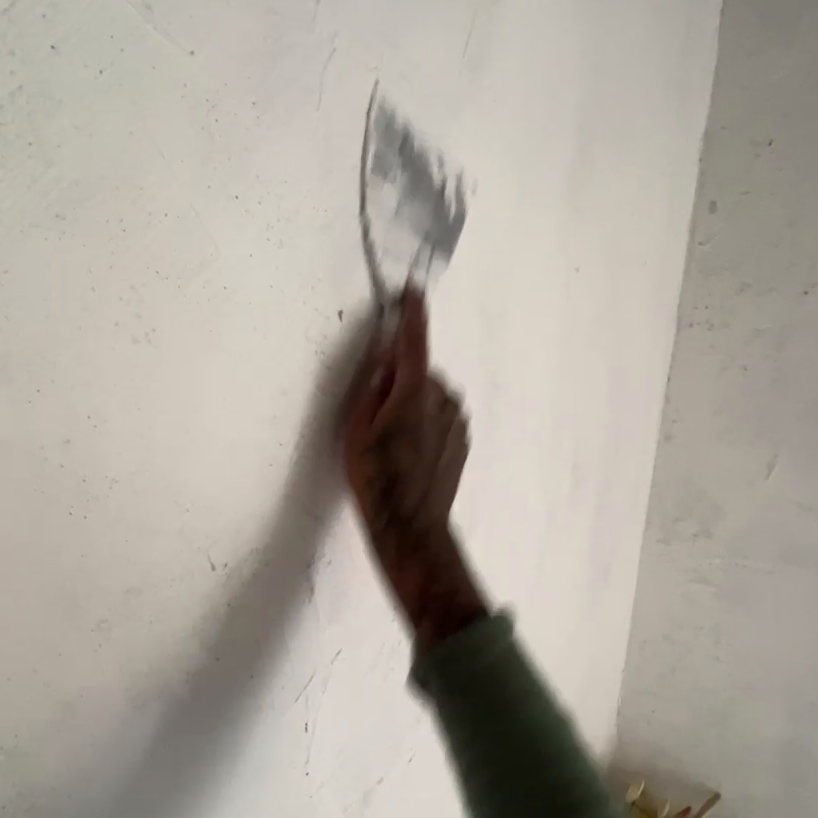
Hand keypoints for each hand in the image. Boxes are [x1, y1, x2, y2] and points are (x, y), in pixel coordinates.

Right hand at [343, 289, 488, 650]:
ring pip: (430, 397)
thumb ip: (371, 386)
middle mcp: (444, 398)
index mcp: (415, 391)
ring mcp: (457, 420)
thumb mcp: (356, 429)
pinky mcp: (462, 440)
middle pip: (419, 373)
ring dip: (413, 405)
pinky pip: (440, 417)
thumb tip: (383, 359)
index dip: (411, 313)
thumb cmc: (376, 479)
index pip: (414, 340)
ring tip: (391, 443)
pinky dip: (425, 423)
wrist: (411, 525)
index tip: (411, 292)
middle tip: (376, 416)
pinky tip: (409, 454)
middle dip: (399, 381)